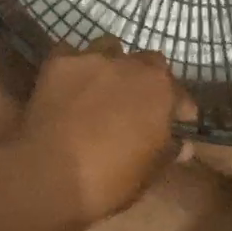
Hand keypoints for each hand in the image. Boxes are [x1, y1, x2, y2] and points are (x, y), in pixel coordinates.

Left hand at [0, 37, 194, 227]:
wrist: (50, 175)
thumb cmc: (108, 181)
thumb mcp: (148, 174)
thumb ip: (167, 152)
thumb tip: (182, 145)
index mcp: (160, 90)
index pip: (180, 93)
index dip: (179, 109)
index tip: (177, 123)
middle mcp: (130, 65)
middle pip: (148, 62)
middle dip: (147, 80)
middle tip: (138, 103)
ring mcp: (92, 59)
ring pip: (109, 48)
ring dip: (112, 65)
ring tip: (103, 87)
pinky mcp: (58, 62)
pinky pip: (71, 53)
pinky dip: (75, 65)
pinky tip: (71, 84)